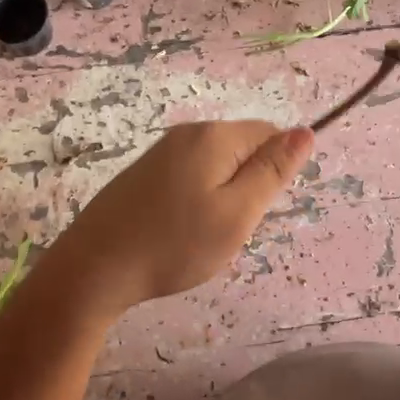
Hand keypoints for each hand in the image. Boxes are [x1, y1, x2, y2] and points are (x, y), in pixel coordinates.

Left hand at [42, 121, 314, 314]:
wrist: (94, 267)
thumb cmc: (174, 245)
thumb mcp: (237, 214)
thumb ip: (272, 172)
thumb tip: (306, 132)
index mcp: (215, 136)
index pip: (270, 133)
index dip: (276, 170)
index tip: (259, 209)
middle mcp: (189, 132)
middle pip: (243, 146)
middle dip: (249, 183)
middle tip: (231, 227)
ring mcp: (162, 150)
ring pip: (217, 163)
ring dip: (224, 193)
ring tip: (205, 234)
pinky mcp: (144, 171)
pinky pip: (190, 173)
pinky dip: (198, 198)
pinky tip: (181, 230)